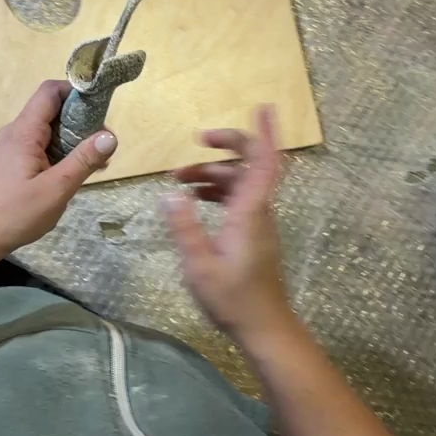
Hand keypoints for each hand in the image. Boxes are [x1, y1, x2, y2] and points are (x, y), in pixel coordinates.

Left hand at [0, 80, 116, 257]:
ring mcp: (11, 147)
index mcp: (23, 132)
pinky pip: (39, 146)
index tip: (101, 108)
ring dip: (72, 140)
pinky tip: (73, 173)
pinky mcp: (10, 162)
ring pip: (47, 130)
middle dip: (81, 120)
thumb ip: (83, 160)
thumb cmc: (16, 214)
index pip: (50, 92)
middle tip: (103, 144)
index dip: (77, 91)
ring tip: (95, 164)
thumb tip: (110, 135)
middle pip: (51, 110)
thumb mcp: (56, 189)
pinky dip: (59, 152)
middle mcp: (15, 132)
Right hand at [162, 105, 295, 343]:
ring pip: (238, 182)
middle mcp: (258, 211)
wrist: (264, 328)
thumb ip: (185, 227)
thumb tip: (170, 194)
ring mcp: (257, 223)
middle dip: (226, 146)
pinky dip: (215, 190)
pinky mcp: (252, 234)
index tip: (264, 107)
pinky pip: (236, 198)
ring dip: (211, 172)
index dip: (266, 133)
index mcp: (250, 213)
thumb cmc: (233, 299)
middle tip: (198, 140)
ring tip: (177, 179)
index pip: (265, 163)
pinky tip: (192, 198)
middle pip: (250, 165)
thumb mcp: (200, 265)